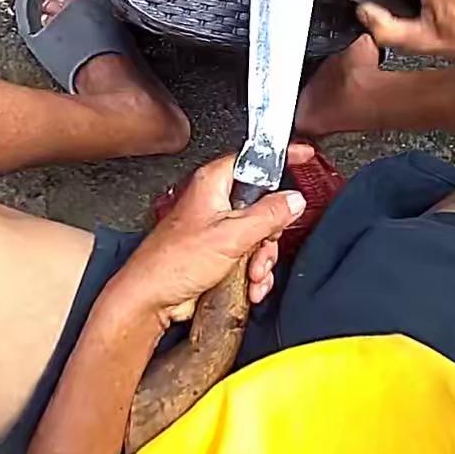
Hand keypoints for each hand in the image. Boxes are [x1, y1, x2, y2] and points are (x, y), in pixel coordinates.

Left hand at [101, 147, 309, 331]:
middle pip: (263, 203)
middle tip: (263, 246)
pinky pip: (248, 255)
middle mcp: (215, 201)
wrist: (151, 298)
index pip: (253, 159)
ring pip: (259, 233)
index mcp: (213, 183)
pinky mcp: (218, 252)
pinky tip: (248, 285)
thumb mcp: (231, 235)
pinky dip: (253, 272)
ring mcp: (216, 227)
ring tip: (251, 274)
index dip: (279, 157)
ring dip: (262, 258)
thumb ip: (268, 215)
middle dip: (270, 233)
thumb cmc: (173, 262)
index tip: (304, 155)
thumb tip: (293, 200)